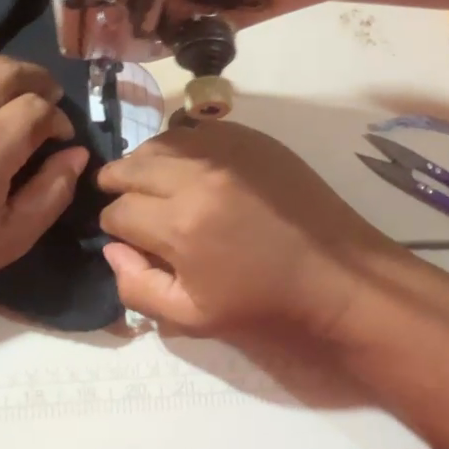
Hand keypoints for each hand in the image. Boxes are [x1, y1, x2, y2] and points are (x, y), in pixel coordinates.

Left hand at [0, 56, 90, 305]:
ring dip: (0, 72)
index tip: (61, 138)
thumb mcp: (15, 236)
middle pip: (7, 72)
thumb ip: (53, 190)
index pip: (37, 107)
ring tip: (12, 90)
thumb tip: (76, 153)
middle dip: (37, 80)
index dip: (58, 118)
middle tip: (48, 97)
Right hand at [98, 119, 408, 338]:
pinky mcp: (252, 139)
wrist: (336, 275)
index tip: (127, 238)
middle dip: (118, 185)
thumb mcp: (193, 317)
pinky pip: (198, 130)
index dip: (114, 228)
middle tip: (124, 201)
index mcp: (180, 226)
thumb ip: (138, 287)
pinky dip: (182, 146)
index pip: (118, 212)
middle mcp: (197, 177)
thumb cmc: (264, 303)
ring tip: (150, 181)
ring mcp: (226, 151)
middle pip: (131, 166)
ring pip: (161, 141)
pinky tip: (187, 167)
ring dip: (146, 161)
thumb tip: (112, 250)